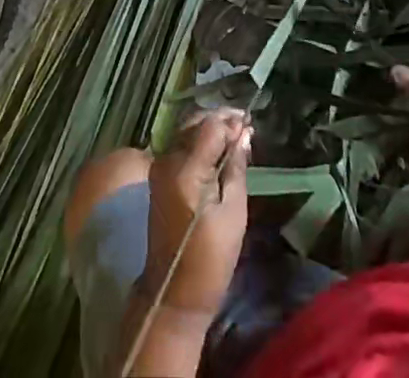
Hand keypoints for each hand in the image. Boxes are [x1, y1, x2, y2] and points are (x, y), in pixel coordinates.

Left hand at [141, 108, 250, 317]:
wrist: (175, 287)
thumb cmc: (212, 255)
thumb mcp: (234, 212)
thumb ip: (236, 168)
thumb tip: (244, 134)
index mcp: (185, 169)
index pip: (208, 127)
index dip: (230, 121)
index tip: (251, 121)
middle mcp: (166, 160)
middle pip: (192, 124)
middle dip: (218, 120)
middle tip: (245, 124)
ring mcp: (158, 166)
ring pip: (184, 132)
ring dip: (207, 128)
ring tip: (235, 133)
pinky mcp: (157, 175)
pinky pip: (178, 147)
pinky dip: (197, 142)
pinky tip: (217, 148)